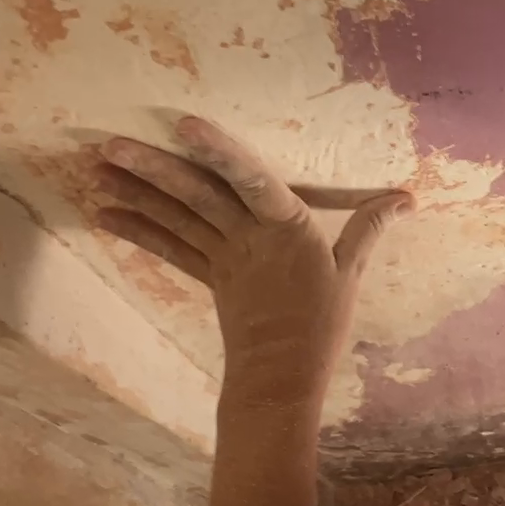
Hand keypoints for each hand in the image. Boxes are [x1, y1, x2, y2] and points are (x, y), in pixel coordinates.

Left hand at [94, 116, 413, 411]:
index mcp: (286, 228)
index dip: (220, 152)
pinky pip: (170, 249)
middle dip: (153, 169)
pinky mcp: (208, 276)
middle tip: (108, 144)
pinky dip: (138, 230)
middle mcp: (248, 238)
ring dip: (136, 192)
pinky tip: (104, 213)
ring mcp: (222, 258)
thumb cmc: (321, 323)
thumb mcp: (351, 271)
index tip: (184, 125)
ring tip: (96, 166)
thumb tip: (408, 196)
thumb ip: (370, 226)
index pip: (251, 180)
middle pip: (197, 197)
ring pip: (176, 218)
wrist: (283, 380)